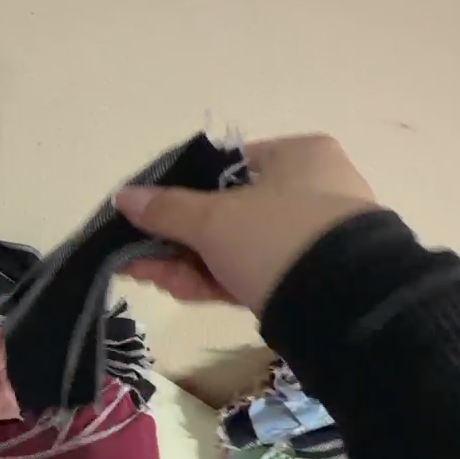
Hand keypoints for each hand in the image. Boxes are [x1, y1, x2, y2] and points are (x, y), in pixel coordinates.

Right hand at [113, 134, 379, 313]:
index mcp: (296, 156)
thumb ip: (166, 210)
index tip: (146, 215)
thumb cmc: (276, 236)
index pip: (225, 167)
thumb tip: (122, 197)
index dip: (180, 191)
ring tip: (138, 272)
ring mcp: (301, 241)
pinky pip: (242, 274)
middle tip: (133, 254)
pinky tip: (170, 288)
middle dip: (173, 238)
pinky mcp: (295, 281)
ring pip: (228, 249)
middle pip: (221, 213)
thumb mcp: (214, 219)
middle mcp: (305, 192)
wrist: (337, 301)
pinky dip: (207, 280)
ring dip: (181, 263)